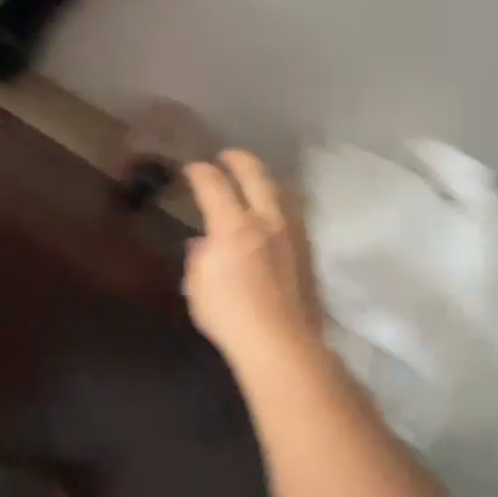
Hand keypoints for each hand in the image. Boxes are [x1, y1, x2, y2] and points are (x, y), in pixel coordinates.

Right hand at [182, 150, 324, 369]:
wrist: (281, 341)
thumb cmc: (227, 313)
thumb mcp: (196, 282)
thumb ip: (200, 255)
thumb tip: (205, 242)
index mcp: (234, 226)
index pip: (214, 185)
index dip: (199, 172)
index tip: (190, 167)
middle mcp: (268, 220)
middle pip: (256, 177)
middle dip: (239, 161)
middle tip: (227, 155)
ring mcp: (293, 234)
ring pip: (282, 192)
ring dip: (265, 179)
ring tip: (254, 179)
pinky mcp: (307, 250)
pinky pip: (293, 213)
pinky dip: (278, 202)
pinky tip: (272, 212)